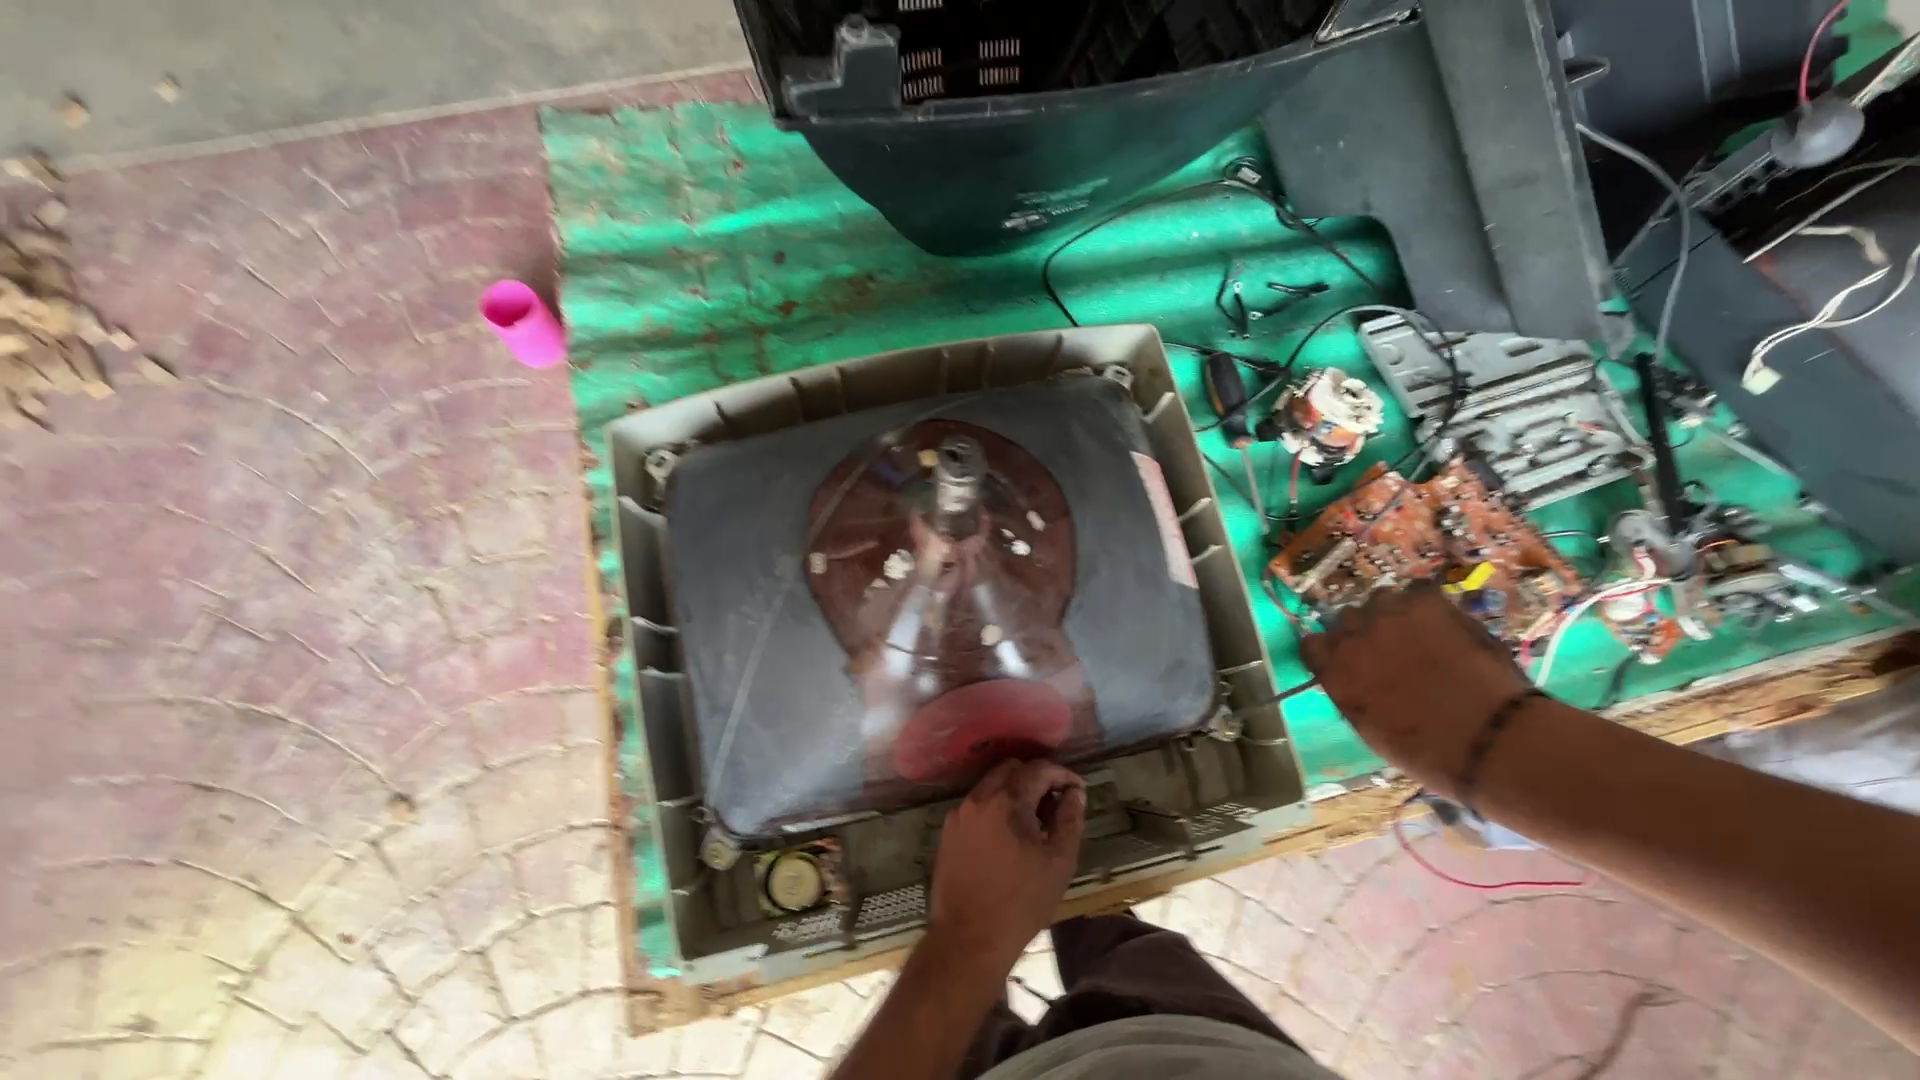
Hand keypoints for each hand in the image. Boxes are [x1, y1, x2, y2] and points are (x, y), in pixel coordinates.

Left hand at [929, 759, 1086, 972]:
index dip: (1062, 774)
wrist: (969, 939)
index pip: (1038, 769)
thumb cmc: (1022, 903)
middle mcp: (978, 799)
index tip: (1077, 789)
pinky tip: (1008, 837)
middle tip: (1054, 804)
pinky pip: (976, 806)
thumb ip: (1070, 820)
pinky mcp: (947, 833)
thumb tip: (1075, 793)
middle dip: (1035, 778)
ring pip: (990, 786)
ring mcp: (958, 815)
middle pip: (1010, 769)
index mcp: (1006, 801)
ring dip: (1014, 792)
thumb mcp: (1058, 862)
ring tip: (1033, 823)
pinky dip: (995, 809)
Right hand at [1301, 581, 1538, 798]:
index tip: (1350, 660)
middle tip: (1392, 649)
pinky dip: (1428, 605)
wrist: (1490, 739)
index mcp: (1335, 673)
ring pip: (1381, 599)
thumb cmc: (1429, 752)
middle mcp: (1353, 638)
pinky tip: (1445, 624)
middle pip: (1347, 618)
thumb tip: (1359, 678)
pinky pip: (1418, 591)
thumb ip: (1354, 692)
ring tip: (1420, 633)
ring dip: (1394, 614)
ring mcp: (1388, 615)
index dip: (1333, 650)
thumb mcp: (1371, 728)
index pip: (1313, 644)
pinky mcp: (1427, 601)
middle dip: (1365, 631)